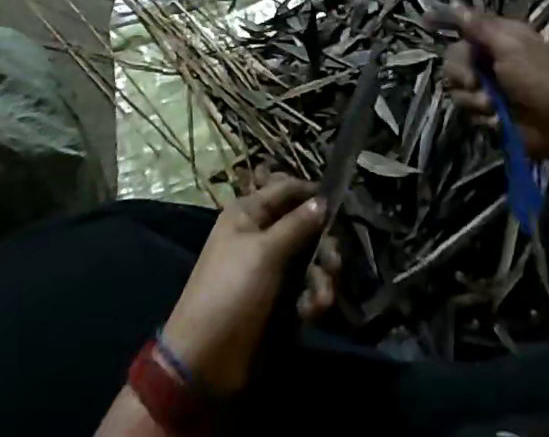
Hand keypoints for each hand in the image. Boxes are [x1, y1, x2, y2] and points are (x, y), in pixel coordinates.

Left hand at [161, 176, 325, 393]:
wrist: (206, 361)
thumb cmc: (232, 292)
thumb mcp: (265, 252)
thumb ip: (297, 223)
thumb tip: (324, 199)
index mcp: (249, 213)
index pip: (288, 189)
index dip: (314, 194)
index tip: (342, 205)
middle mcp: (261, 234)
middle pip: (306, 225)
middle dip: (324, 245)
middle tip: (333, 263)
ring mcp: (271, 267)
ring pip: (311, 257)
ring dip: (322, 276)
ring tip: (322, 298)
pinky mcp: (280, 297)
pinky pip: (306, 286)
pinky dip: (313, 297)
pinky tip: (310, 312)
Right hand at [440, 8, 548, 159]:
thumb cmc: (540, 79)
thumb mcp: (510, 47)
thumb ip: (481, 28)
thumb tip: (456, 5)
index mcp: (499, 35)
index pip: (465, 23)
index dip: (445, 20)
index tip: (425, 21)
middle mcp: (489, 56)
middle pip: (454, 56)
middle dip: (461, 71)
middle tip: (475, 82)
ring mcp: (487, 83)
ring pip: (456, 84)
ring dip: (473, 97)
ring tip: (492, 105)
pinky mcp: (485, 108)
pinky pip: (465, 106)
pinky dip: (480, 113)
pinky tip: (496, 118)